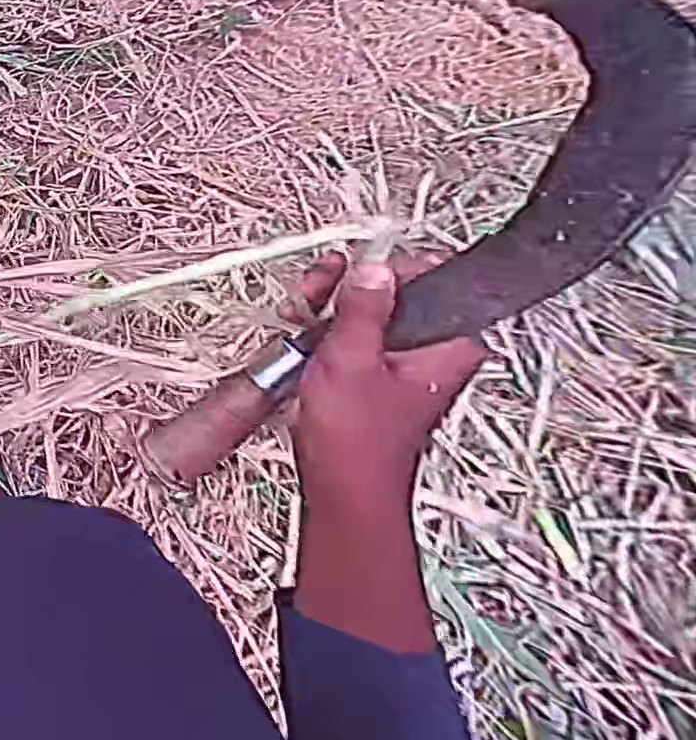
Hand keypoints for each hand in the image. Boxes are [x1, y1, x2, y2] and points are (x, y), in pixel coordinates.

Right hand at [289, 252, 487, 495]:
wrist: (341, 478)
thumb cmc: (356, 432)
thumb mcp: (351, 359)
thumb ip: (363, 309)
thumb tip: (375, 268)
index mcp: (448, 344)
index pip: (428, 279)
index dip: (382, 270)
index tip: (346, 274)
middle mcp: (430, 348)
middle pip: (392, 291)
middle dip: (345, 286)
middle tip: (315, 293)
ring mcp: (398, 359)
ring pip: (365, 309)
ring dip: (325, 305)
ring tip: (299, 315)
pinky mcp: (370, 369)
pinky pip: (349, 331)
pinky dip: (320, 325)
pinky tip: (299, 330)